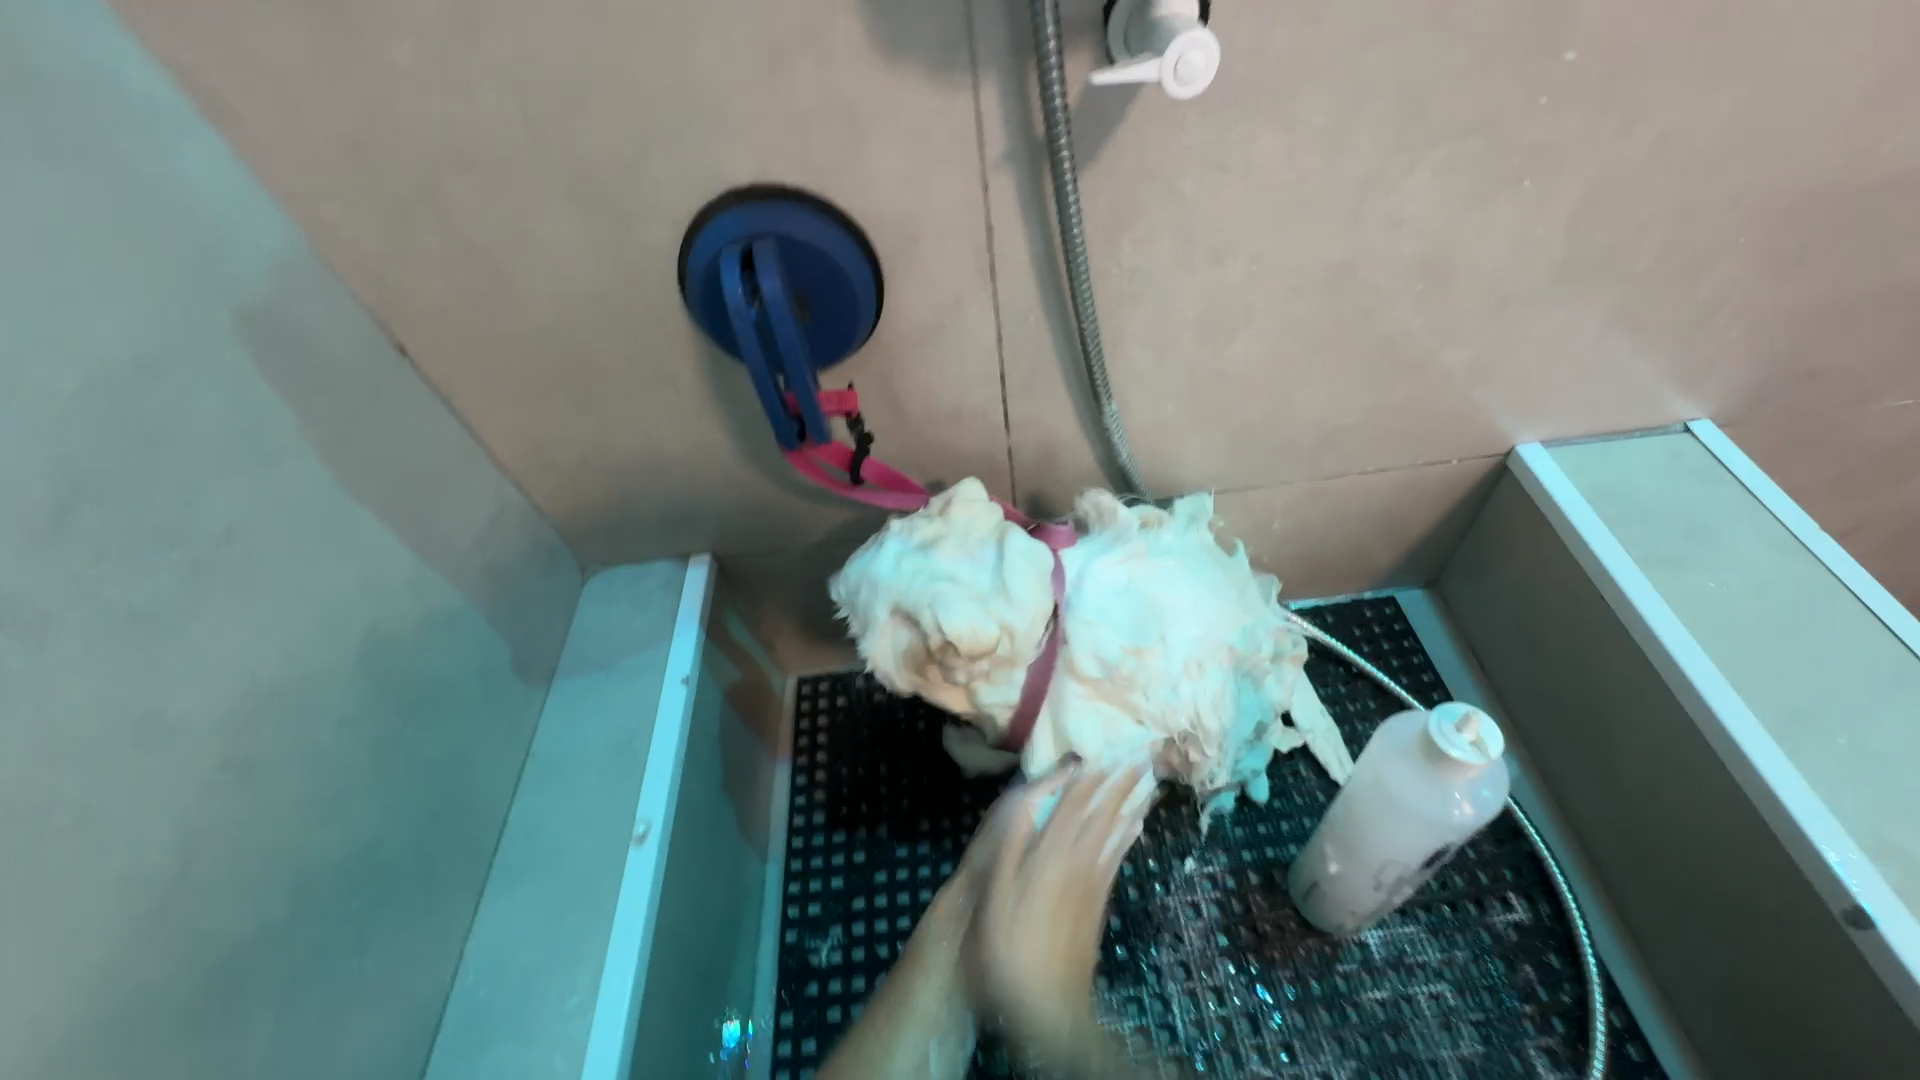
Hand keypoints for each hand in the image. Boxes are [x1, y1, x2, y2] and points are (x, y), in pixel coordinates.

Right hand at [966, 762, 1155, 1067]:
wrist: (1049, 1007)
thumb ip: (1011, 844)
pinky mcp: (1099, 900)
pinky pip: (1118, 856)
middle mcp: (1078, 859)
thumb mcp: (996, 895)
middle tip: (1143, 751)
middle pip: (1103, 811)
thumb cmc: (1011, 948)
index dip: (1090, 773)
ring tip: (1147, 777)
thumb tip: (1024, 800)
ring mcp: (1093, 880)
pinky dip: (1129, 835)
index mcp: (1051, 853)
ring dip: (1131, 801)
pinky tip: (1137, 825)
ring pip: (1116, 830)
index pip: (1074, 803)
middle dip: (1122, 780)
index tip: (1109, 744)